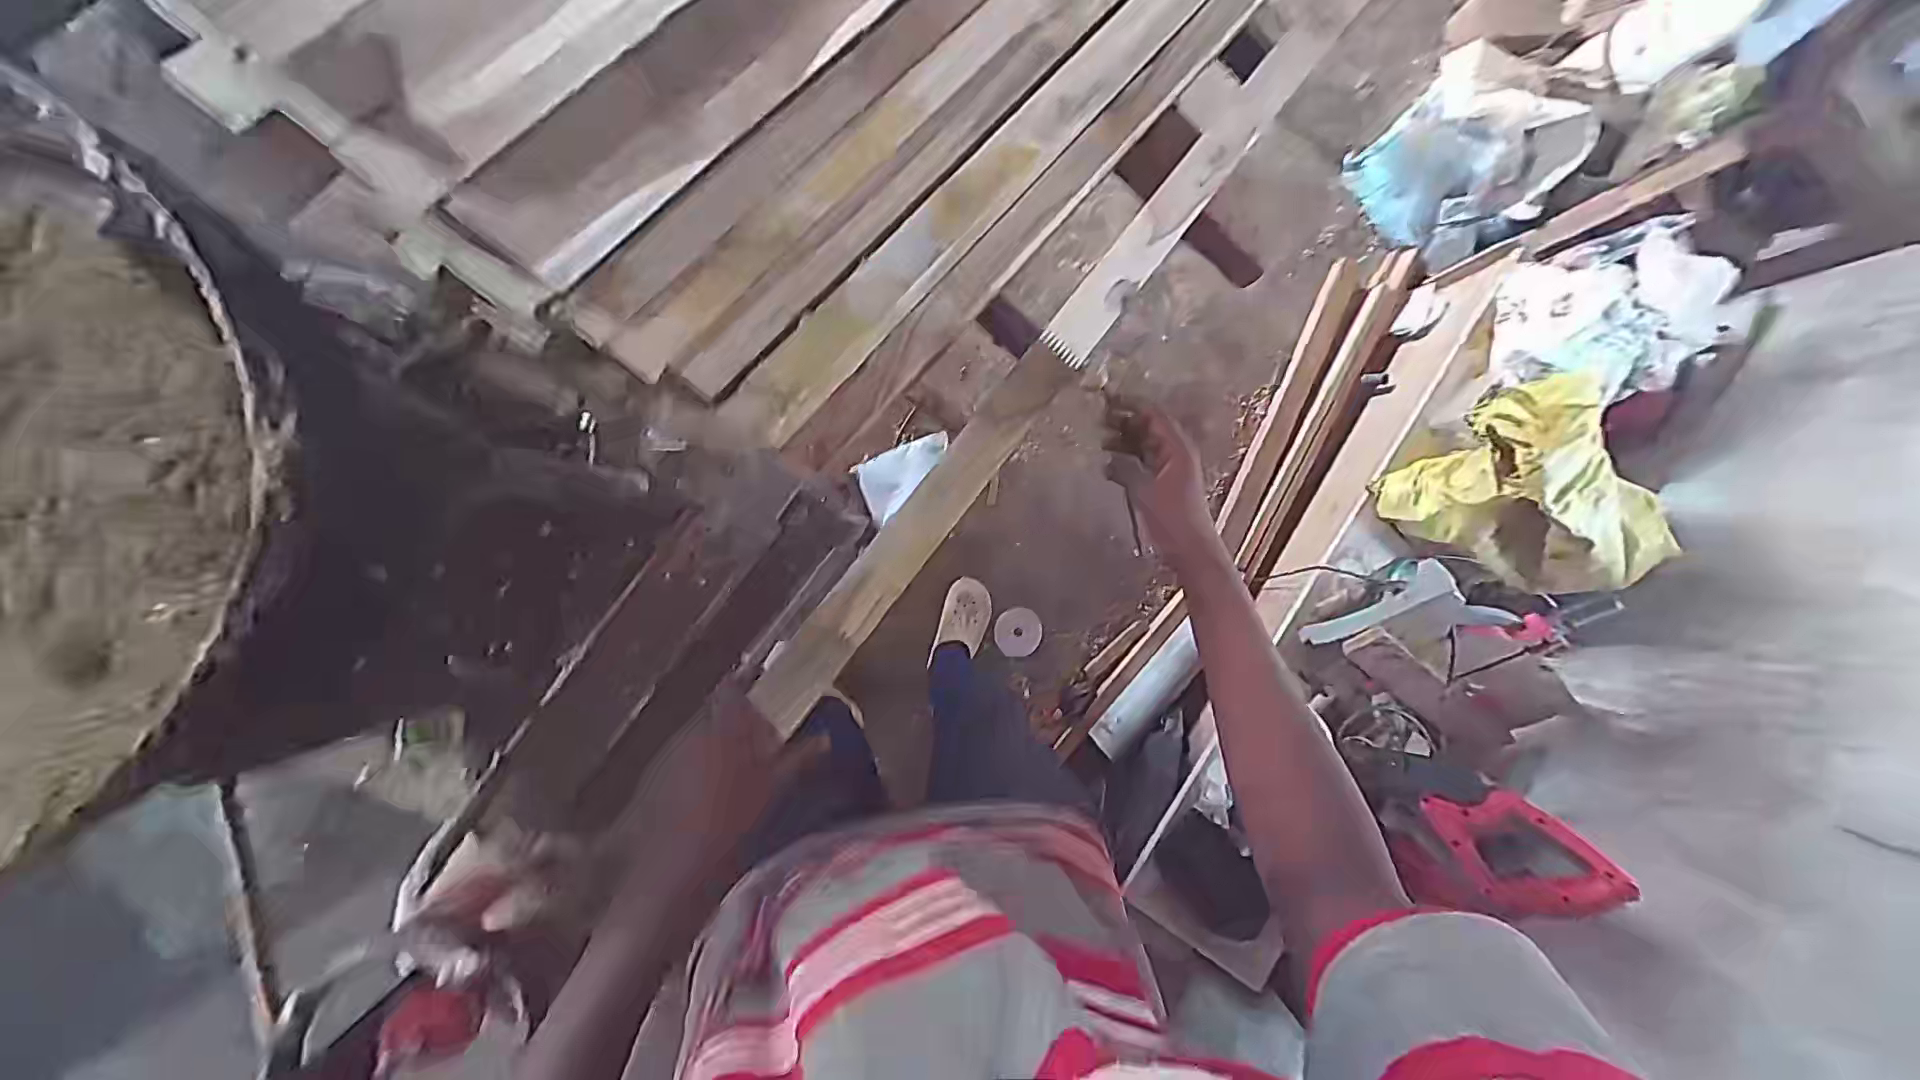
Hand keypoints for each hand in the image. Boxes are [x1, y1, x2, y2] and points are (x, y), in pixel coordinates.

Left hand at [609, 678, 823, 883]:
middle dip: (737, 716)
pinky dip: (701, 760)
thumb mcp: (774, 787)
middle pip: (717, 709)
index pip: (732, 687)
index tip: (764, 682)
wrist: (678, 864)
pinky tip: (713, 784)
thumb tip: (825, 739)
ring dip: (719, 739)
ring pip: (701, 733)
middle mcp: (694, 731)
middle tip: (761, 730)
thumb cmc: (733, 819)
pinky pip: (685, 755)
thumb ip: (800, 758)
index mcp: (725, 726)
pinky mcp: (656, 776)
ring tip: (740, 760)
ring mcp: (671, 753)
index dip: (746, 680)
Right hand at [1102, 397, 1223, 569]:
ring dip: (1124, 441)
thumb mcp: (1143, 490)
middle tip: (1098, 419)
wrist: (1190, 549)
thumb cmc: (1171, 518)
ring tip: (1099, 440)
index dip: (1132, 405)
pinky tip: (1108, 465)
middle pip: (1149, 428)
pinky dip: (1127, 460)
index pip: (1154, 415)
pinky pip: (1143, 462)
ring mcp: (1171, 468)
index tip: (1107, 401)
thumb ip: (1125, 468)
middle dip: (1125, 422)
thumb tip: (1108, 455)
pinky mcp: (1164, 484)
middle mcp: (1176, 453)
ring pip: (1145, 445)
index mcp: (1177, 448)